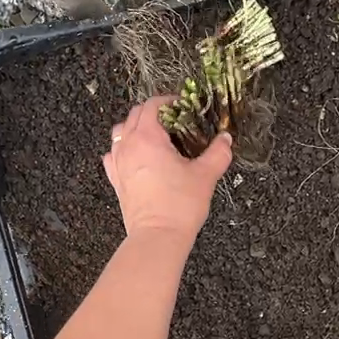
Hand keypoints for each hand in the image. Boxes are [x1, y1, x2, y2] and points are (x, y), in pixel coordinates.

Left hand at [102, 96, 231, 239]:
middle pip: (135, 115)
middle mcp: (128, 146)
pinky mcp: (117, 181)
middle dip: (154, 113)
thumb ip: (217, 153)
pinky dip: (122, 150)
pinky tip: (136, 157)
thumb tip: (225, 140)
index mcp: (148, 138)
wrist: (158, 237)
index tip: (183, 108)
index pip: (153, 105)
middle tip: (174, 122)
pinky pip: (113, 156)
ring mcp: (118, 164)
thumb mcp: (205, 176)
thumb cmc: (178, 207)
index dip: (169, 102)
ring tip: (155, 137)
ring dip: (136, 128)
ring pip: (120, 133)